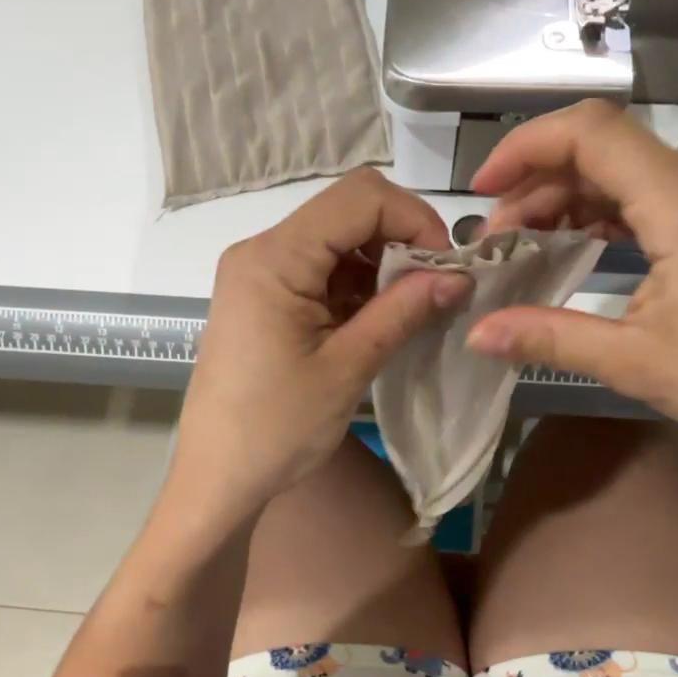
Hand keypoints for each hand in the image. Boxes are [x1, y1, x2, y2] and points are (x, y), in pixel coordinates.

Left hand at [170, 169, 471, 517]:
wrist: (218, 478)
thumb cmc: (276, 430)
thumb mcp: (346, 368)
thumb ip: (401, 312)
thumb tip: (459, 275)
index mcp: (273, 258)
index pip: (359, 198)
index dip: (414, 218)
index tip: (449, 264)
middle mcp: (260, 251)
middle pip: (347, 213)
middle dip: (400, 241)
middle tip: (437, 289)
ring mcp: (257, 275)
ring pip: (336, 242)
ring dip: (380, 267)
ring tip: (412, 311)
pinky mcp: (261, 300)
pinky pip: (318, 272)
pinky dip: (355, 287)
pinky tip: (380, 321)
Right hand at [464, 100, 677, 466]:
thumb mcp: (635, 362)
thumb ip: (549, 337)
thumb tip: (476, 334)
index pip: (591, 133)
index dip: (525, 149)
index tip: (481, 192)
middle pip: (603, 149)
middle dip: (537, 186)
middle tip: (496, 243)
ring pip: (626, 171)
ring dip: (568, 200)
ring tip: (525, 247)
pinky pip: (653, 194)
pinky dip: (604, 212)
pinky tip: (575, 248)